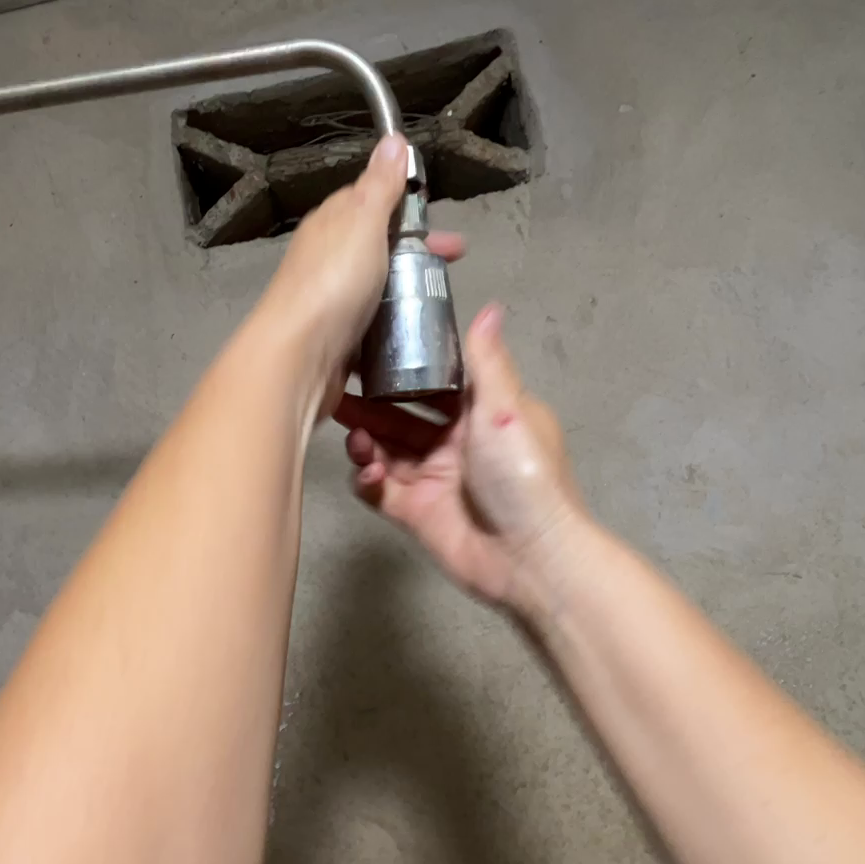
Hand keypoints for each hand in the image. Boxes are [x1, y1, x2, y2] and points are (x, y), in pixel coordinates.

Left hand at [253, 134, 464, 412]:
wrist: (298, 357)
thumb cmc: (332, 283)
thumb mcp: (362, 222)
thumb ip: (379, 186)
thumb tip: (393, 139)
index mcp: (330, 224)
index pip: (369, 202)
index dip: (407, 207)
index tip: (440, 224)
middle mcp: (325, 260)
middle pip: (377, 248)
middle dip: (415, 253)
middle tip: (452, 263)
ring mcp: (329, 303)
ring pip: (375, 288)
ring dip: (406, 292)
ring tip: (438, 303)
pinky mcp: (336, 341)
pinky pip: (369, 327)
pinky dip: (390, 327)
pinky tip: (409, 335)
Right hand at [334, 304, 585, 608]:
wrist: (528, 556)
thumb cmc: (522, 474)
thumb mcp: (506, 409)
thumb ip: (487, 362)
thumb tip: (489, 307)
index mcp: (480, 416)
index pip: (433, 384)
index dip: (403, 369)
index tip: (369, 351)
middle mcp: (453, 444)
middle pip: (400, 417)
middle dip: (370, 405)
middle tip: (337, 390)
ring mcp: (431, 480)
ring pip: (385, 452)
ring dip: (365, 440)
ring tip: (351, 433)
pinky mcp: (413, 513)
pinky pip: (380, 490)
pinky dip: (367, 479)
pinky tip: (368, 472)